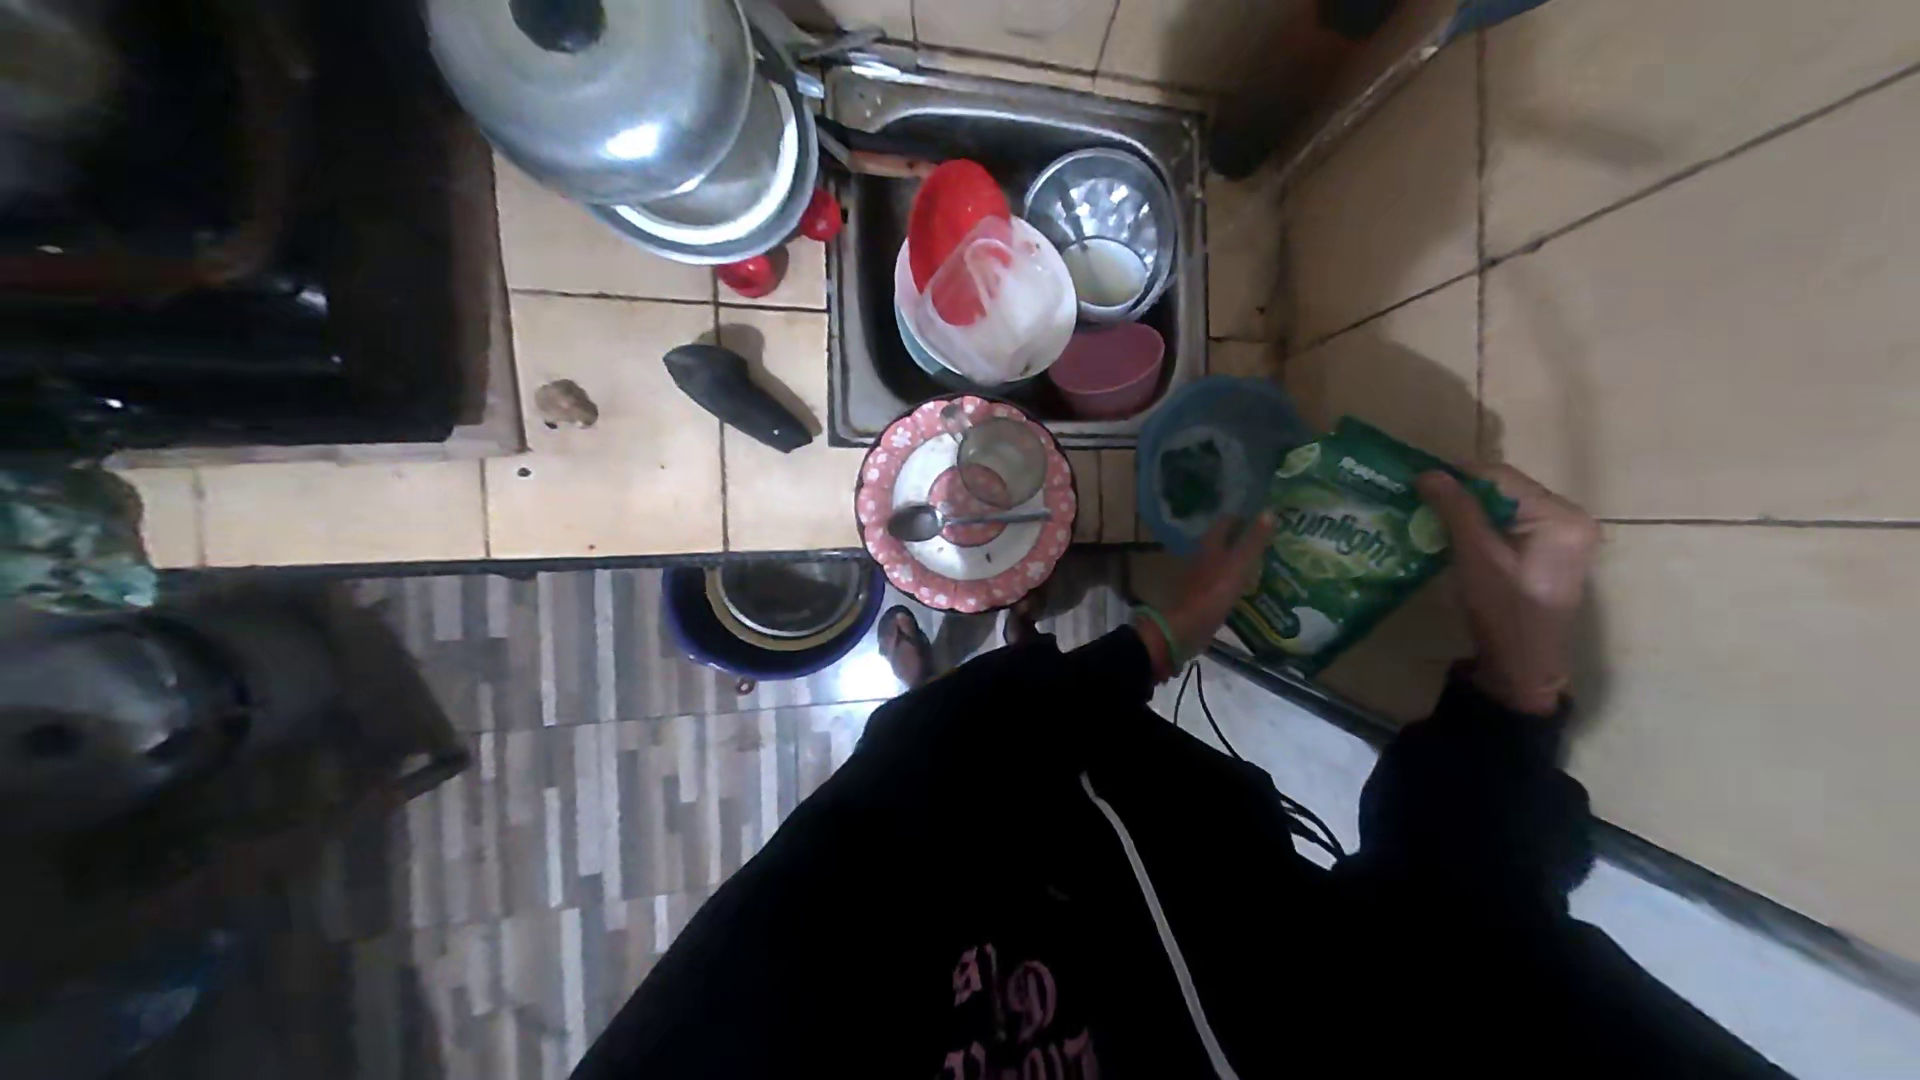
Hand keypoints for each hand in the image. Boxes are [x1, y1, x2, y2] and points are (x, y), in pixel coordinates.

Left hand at [1134, 513, 1275, 680]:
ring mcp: (1201, 577)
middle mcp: (1202, 557)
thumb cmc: (1214, 592)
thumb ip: (1252, 540)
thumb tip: (1268, 511)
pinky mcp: (1203, 596)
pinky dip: (1236, 580)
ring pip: (1223, 561)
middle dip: (1243, 538)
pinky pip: (1223, 582)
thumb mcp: (1238, 564)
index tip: (1264, 518)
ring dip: (1240, 560)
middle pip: (1224, 541)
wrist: (1187, 627)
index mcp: (1209, 545)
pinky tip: (1251, 587)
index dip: (1243, 517)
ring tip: (1266, 562)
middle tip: (1270, 540)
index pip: (1226, 522)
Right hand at [1415, 466, 1600, 716]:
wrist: (1523, 660)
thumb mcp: (1475, 556)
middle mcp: (1570, 518)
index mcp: (1560, 517)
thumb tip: (1428, 473)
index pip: (1502, 477)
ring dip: (1466, 507)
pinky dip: (1478, 522)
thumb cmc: (1503, 609)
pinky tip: (1452, 531)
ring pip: (1504, 505)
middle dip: (1461, 491)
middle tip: (1418, 497)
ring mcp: (1562, 535)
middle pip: (1505, 489)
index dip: (1457, 474)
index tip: (1416, 480)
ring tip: (1428, 512)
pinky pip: (1509, 522)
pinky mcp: (1548, 550)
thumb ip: (1456, 510)